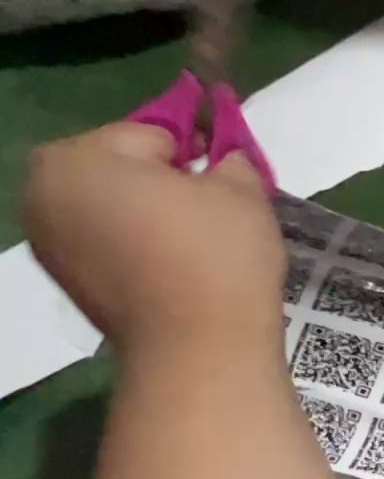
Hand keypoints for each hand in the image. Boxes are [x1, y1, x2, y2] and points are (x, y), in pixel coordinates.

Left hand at [21, 122, 284, 356]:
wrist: (199, 342)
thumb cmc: (221, 257)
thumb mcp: (245, 196)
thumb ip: (231, 163)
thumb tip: (223, 159)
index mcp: (82, 155)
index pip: (152, 135)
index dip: (199, 155)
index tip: (232, 183)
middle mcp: (44, 185)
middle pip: (119, 169)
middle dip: (164, 185)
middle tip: (216, 218)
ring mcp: (45, 233)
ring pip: (109, 207)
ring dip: (148, 217)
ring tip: (196, 249)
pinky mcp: (62, 273)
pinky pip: (104, 243)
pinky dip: (135, 248)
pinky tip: (173, 271)